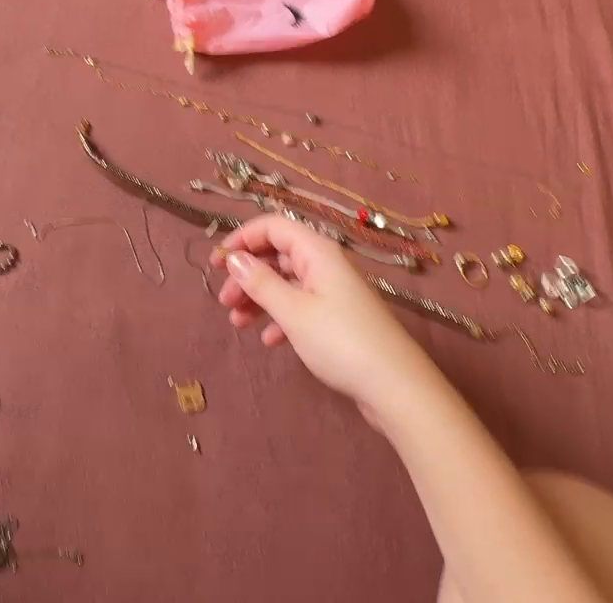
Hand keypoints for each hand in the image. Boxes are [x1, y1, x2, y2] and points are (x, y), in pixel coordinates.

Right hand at [213, 215, 439, 419]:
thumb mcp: (293, 311)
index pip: (273, 226)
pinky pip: (301, 306)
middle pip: (278, 255)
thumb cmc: (340, 341)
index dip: (242, 238)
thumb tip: (234, 259)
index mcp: (317, 251)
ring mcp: (334, 291)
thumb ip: (260, 282)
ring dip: (259, 298)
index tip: (217, 263)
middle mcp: (326, 264)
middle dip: (248, 273)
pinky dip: (280, 318)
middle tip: (224, 300)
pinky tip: (269, 341)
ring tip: (237, 323)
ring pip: (287, 283)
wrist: (395, 386)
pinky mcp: (338, 318)